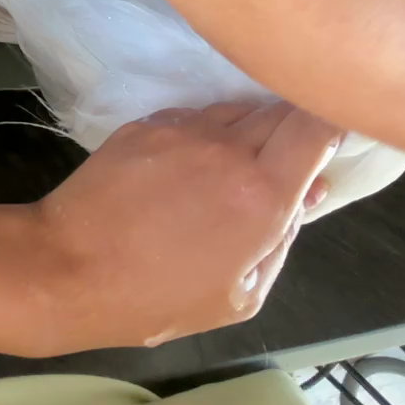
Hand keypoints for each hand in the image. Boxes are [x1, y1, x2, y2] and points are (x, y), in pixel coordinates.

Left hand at [29, 103, 341, 350]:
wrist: (72, 265)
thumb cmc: (161, 296)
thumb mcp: (242, 293)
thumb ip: (283, 236)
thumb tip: (308, 190)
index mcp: (261, 191)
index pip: (315, 126)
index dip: (331, 122)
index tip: (332, 137)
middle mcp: (224, 145)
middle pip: (277, 109)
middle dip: (292, 128)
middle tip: (287, 159)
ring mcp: (179, 127)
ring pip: (233, 108)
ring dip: (248, 128)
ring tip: (234, 167)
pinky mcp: (143, 122)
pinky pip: (192, 115)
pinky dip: (205, 130)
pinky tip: (192, 162)